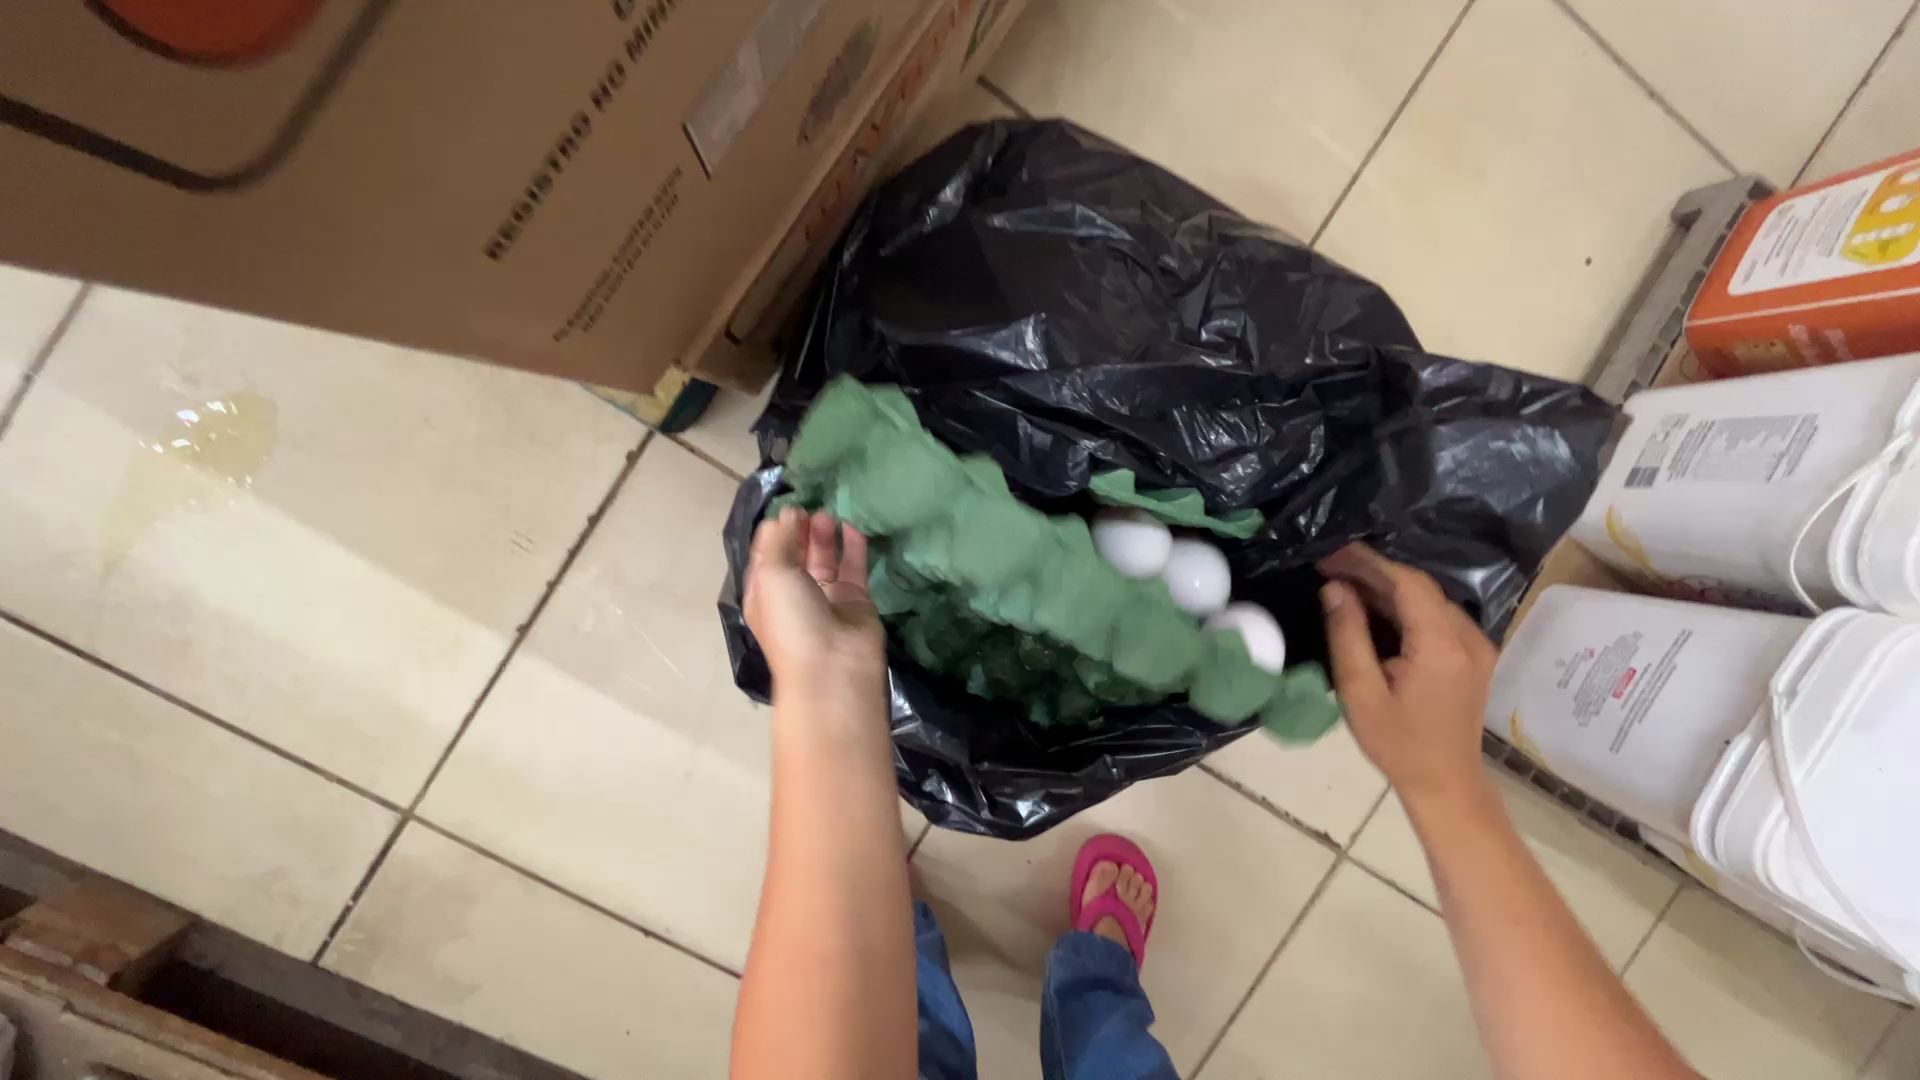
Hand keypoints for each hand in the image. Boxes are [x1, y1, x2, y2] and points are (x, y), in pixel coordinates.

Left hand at [746, 506, 886, 697]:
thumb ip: (781, 540)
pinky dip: (853, 546)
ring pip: (825, 558)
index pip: (767, 555)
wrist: (832, 667)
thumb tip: (789, 514)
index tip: (788, 507)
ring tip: (828, 515)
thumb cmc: (792, 620)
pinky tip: (852, 526)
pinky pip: (854, 566)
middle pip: (797, 554)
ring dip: (825, 535)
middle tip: (810, 508)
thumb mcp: (773, 574)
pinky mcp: (855, 599)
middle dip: (801, 530)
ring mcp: (826, 597)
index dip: (776, 531)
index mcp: (764, 593)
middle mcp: (793, 595)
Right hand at [1318, 543, 1497, 807]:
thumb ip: (1347, 634)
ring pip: (1428, 599)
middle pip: (1419, 588)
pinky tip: (1372, 607)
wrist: (1445, 782)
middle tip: (1329, 566)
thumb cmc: (1396, 742)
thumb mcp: (1359, 690)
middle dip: (1374, 571)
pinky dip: (1402, 605)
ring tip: (1343, 582)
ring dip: (1387, 587)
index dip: (1368, 563)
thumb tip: (1335, 588)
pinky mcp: (1472, 655)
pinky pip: (1435, 616)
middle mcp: (1468, 637)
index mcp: (1441, 646)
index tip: (1332, 554)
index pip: (1407, 584)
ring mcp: (1476, 646)